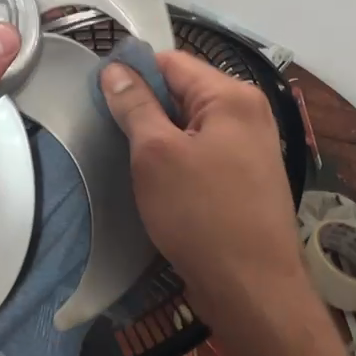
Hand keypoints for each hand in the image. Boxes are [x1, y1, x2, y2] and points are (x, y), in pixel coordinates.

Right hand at [99, 51, 305, 322]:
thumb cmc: (202, 215)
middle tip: (112, 134)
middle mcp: (248, 112)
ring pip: (191, 125)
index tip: (101, 99)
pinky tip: (159, 184)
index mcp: (232, 95)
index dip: (132, 74)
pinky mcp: (247, 178)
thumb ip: (134, 105)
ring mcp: (251, 147)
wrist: (254, 293)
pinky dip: (179, 160)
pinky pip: (204, 151)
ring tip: (132, 161)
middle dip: (146, 109)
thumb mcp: (156, 154)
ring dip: (160, 138)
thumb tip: (114, 69)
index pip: (170, 62)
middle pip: (182, 91)